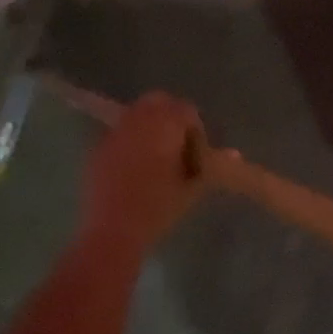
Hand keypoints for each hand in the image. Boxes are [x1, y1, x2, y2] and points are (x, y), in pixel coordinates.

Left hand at [81, 92, 204, 247]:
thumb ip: (210, 166)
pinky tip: (133, 164)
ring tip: (155, 152)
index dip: (194, 127)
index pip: (186, 110)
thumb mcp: (191, 189)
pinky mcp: (98, 148)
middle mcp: (139, 120)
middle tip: (176, 143)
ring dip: (148, 124)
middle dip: (170, 115)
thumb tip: (234, 154)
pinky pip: (118, 132)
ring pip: (136, 112)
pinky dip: (129, 139)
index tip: (196, 149)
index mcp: (165, 125)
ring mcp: (115, 132)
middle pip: (158, 101)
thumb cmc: (158, 209)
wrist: (112, 232)